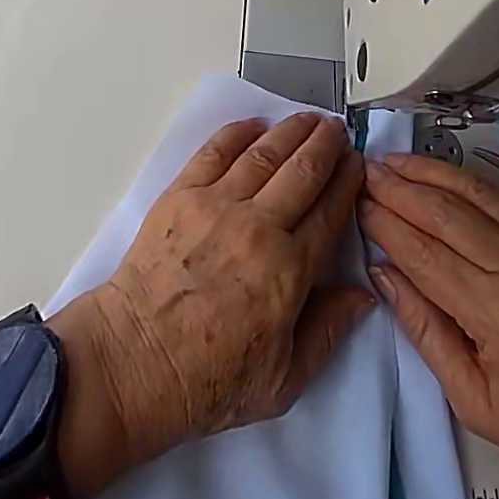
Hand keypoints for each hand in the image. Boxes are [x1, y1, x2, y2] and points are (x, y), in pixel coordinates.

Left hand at [68, 113, 375, 474]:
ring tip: (306, 119)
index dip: (347, 183)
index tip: (357, 165)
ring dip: (288, 133)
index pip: (329, 212)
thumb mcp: (285, 379)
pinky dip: (234, 134)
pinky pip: (212, 154)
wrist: (136, 357)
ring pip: (262, 156)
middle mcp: (256, 227)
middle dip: (324, 146)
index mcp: (288, 270)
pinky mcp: (178, 196)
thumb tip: (362, 294)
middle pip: (301, 173)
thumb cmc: (209, 376)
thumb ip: (328, 331)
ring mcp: (214, 206)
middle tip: (337, 130)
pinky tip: (252, 125)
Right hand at [356, 153, 498, 498]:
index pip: (421, 252)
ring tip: (393, 160)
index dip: (381, 223)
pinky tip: (444, 172)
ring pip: (478, 194)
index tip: (352, 205)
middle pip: (445, 213)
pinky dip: (470, 180)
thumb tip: (382, 272)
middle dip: (397, 188)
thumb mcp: (471, 399)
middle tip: (362, 172)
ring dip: (430, 172)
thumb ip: (422, 328)